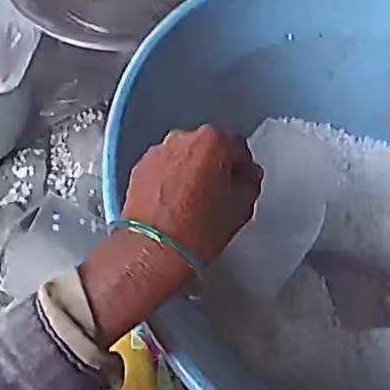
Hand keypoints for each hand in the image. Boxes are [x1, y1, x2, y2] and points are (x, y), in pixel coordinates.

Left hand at [121, 126, 263, 264]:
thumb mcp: (242, 206)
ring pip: (182, 157)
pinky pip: (162, 169)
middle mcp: (182, 140)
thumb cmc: (194, 230)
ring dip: (189, 173)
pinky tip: (174, 206)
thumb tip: (245, 178)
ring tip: (193, 204)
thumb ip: (250, 182)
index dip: (242, 167)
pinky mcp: (139, 168)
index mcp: (212, 141)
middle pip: (207, 148)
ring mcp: (157, 152)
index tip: (241, 181)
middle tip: (218, 195)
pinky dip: (168, 181)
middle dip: (213, 167)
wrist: (156, 249)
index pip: (237, 147)